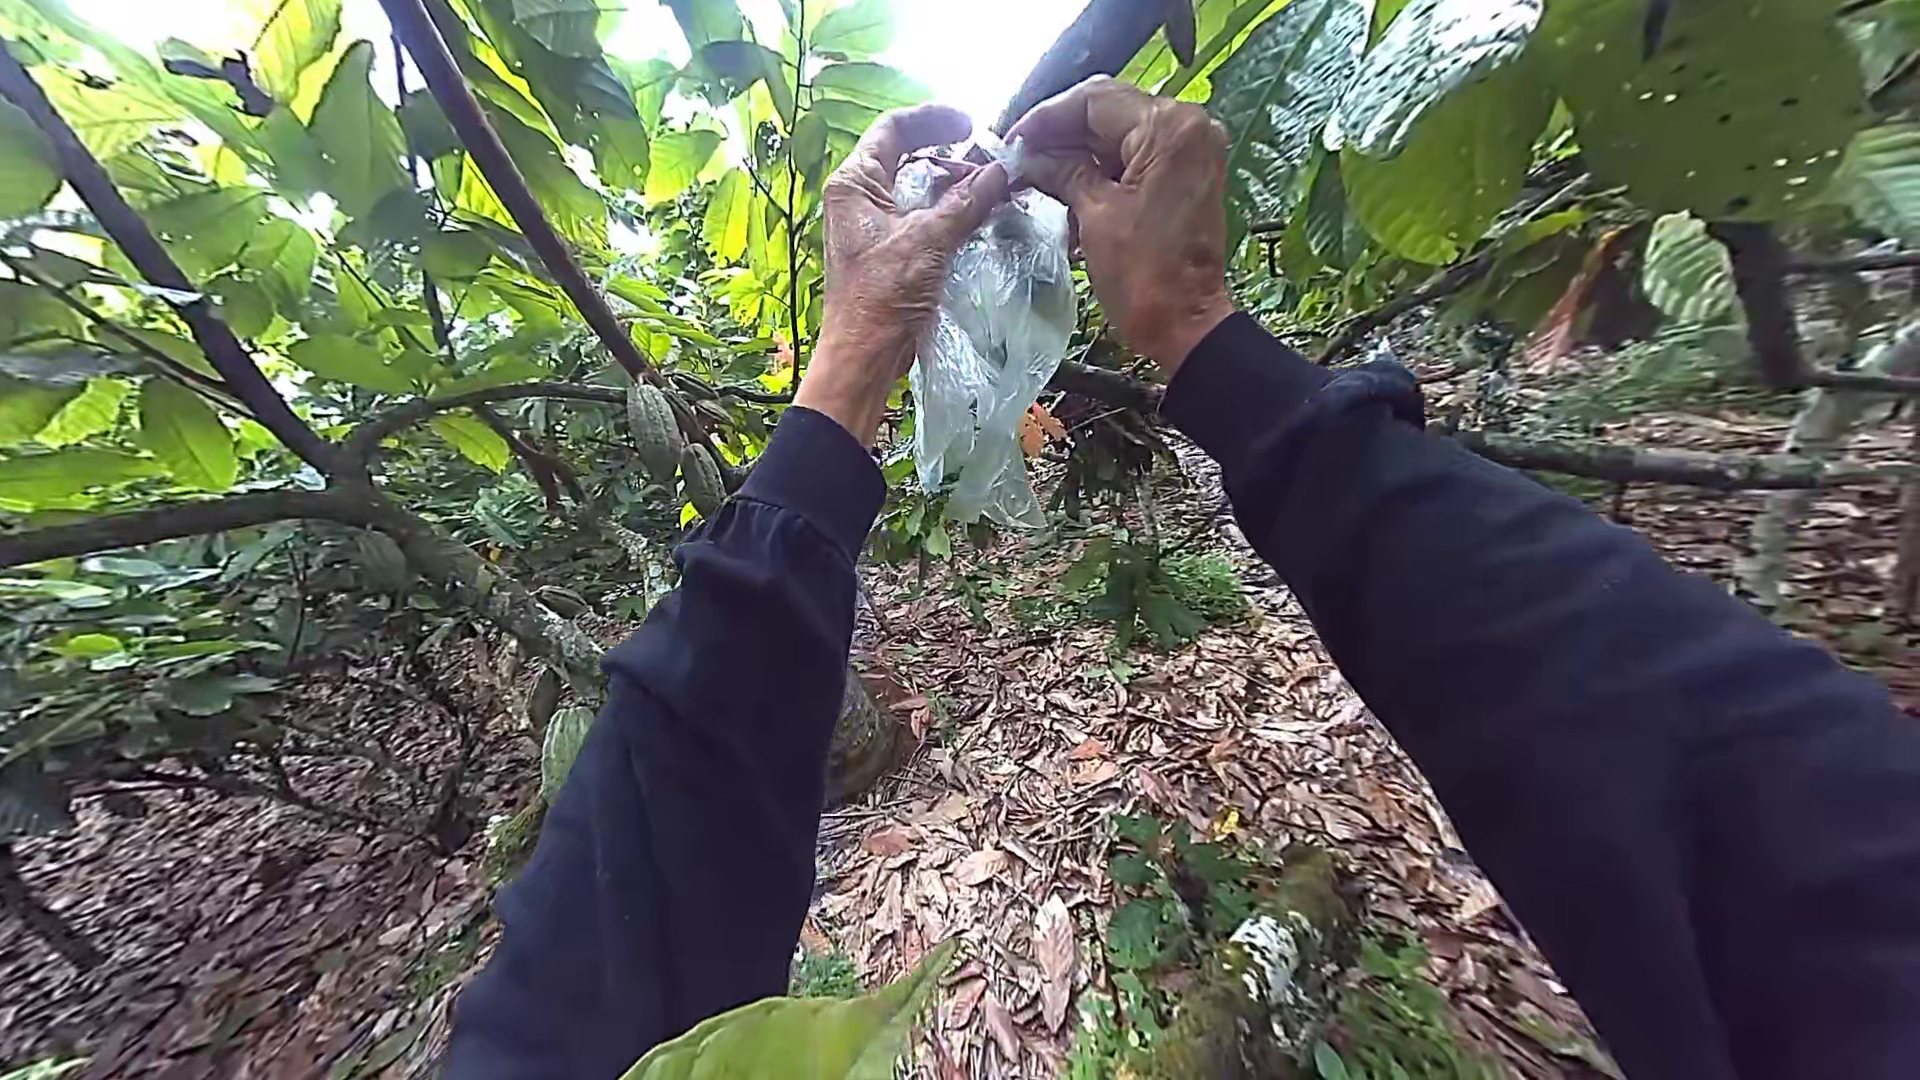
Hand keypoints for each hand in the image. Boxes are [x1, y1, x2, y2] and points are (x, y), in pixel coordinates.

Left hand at [795, 104, 1010, 445]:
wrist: (865, 356)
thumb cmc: (882, 296)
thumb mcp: (928, 240)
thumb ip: (965, 202)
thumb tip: (999, 172)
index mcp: (855, 184)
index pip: (895, 130)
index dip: (934, 120)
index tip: (972, 125)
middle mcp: (860, 202)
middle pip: (910, 164)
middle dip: (951, 163)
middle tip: (988, 169)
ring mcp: (875, 232)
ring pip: (919, 198)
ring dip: (954, 195)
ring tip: (990, 196)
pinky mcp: (890, 260)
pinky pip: (923, 228)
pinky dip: (949, 223)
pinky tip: (976, 225)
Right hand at [1008, 77, 1235, 374]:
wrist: (1184, 325)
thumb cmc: (1142, 275)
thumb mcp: (1096, 218)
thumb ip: (1064, 175)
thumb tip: (1030, 158)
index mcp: (1168, 128)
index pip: (1096, 102)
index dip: (1047, 119)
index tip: (1012, 140)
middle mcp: (1187, 127)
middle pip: (1110, 116)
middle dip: (1061, 136)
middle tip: (1020, 156)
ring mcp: (1190, 154)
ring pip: (1121, 141)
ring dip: (1078, 158)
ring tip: (1036, 176)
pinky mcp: (1184, 180)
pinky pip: (1136, 165)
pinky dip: (1102, 176)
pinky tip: (1066, 192)